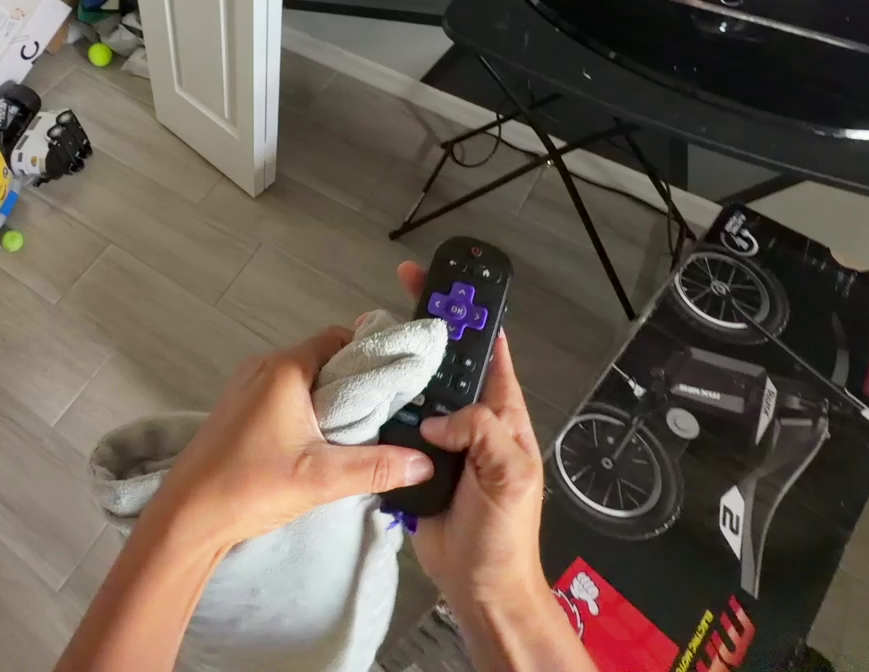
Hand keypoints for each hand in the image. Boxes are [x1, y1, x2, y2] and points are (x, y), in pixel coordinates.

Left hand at [147, 327, 435, 551]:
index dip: (369, 353)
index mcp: (285, 368)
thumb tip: (425, 462)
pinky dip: (302, 406)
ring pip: (300, 377)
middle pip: (320, 357)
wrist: (189, 512)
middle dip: (351, 381)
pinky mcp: (236, 405)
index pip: (337, 338)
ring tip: (354, 430)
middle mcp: (263, 365)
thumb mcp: (322, 478)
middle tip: (383, 411)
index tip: (396, 378)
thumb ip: (376, 467)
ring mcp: (245, 383)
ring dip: (326, 397)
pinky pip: (280, 392)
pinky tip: (316, 439)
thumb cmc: (252, 484)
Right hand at [395, 262, 547, 617]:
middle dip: (423, 329)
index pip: (487, 349)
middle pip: (444, 362)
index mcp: (500, 412)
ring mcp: (439, 435)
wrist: (477, 586)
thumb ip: (480, 432)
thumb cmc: (504, 531)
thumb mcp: (510, 474)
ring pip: (415, 388)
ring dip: (396, 366)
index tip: (444, 283)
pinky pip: (394, 420)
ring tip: (368, 341)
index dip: (469, 313)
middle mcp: (468, 415)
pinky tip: (358, 387)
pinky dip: (378, 403)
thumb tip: (435, 417)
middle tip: (391, 304)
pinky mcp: (412, 455)